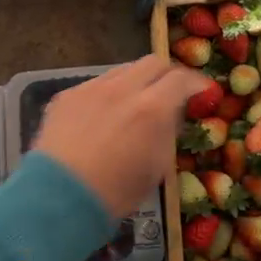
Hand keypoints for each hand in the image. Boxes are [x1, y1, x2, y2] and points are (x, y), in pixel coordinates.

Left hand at [33, 55, 213, 219]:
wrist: (57, 198)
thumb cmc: (115, 192)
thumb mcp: (157, 167)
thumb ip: (168, 132)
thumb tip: (172, 114)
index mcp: (152, 108)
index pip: (182, 78)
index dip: (196, 83)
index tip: (203, 91)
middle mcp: (123, 88)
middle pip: (153, 62)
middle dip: (167, 74)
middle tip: (170, 92)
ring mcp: (91, 88)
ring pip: (123, 70)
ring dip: (136, 81)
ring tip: (135, 102)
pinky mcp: (67, 95)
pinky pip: (96, 84)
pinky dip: (109, 93)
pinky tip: (103, 115)